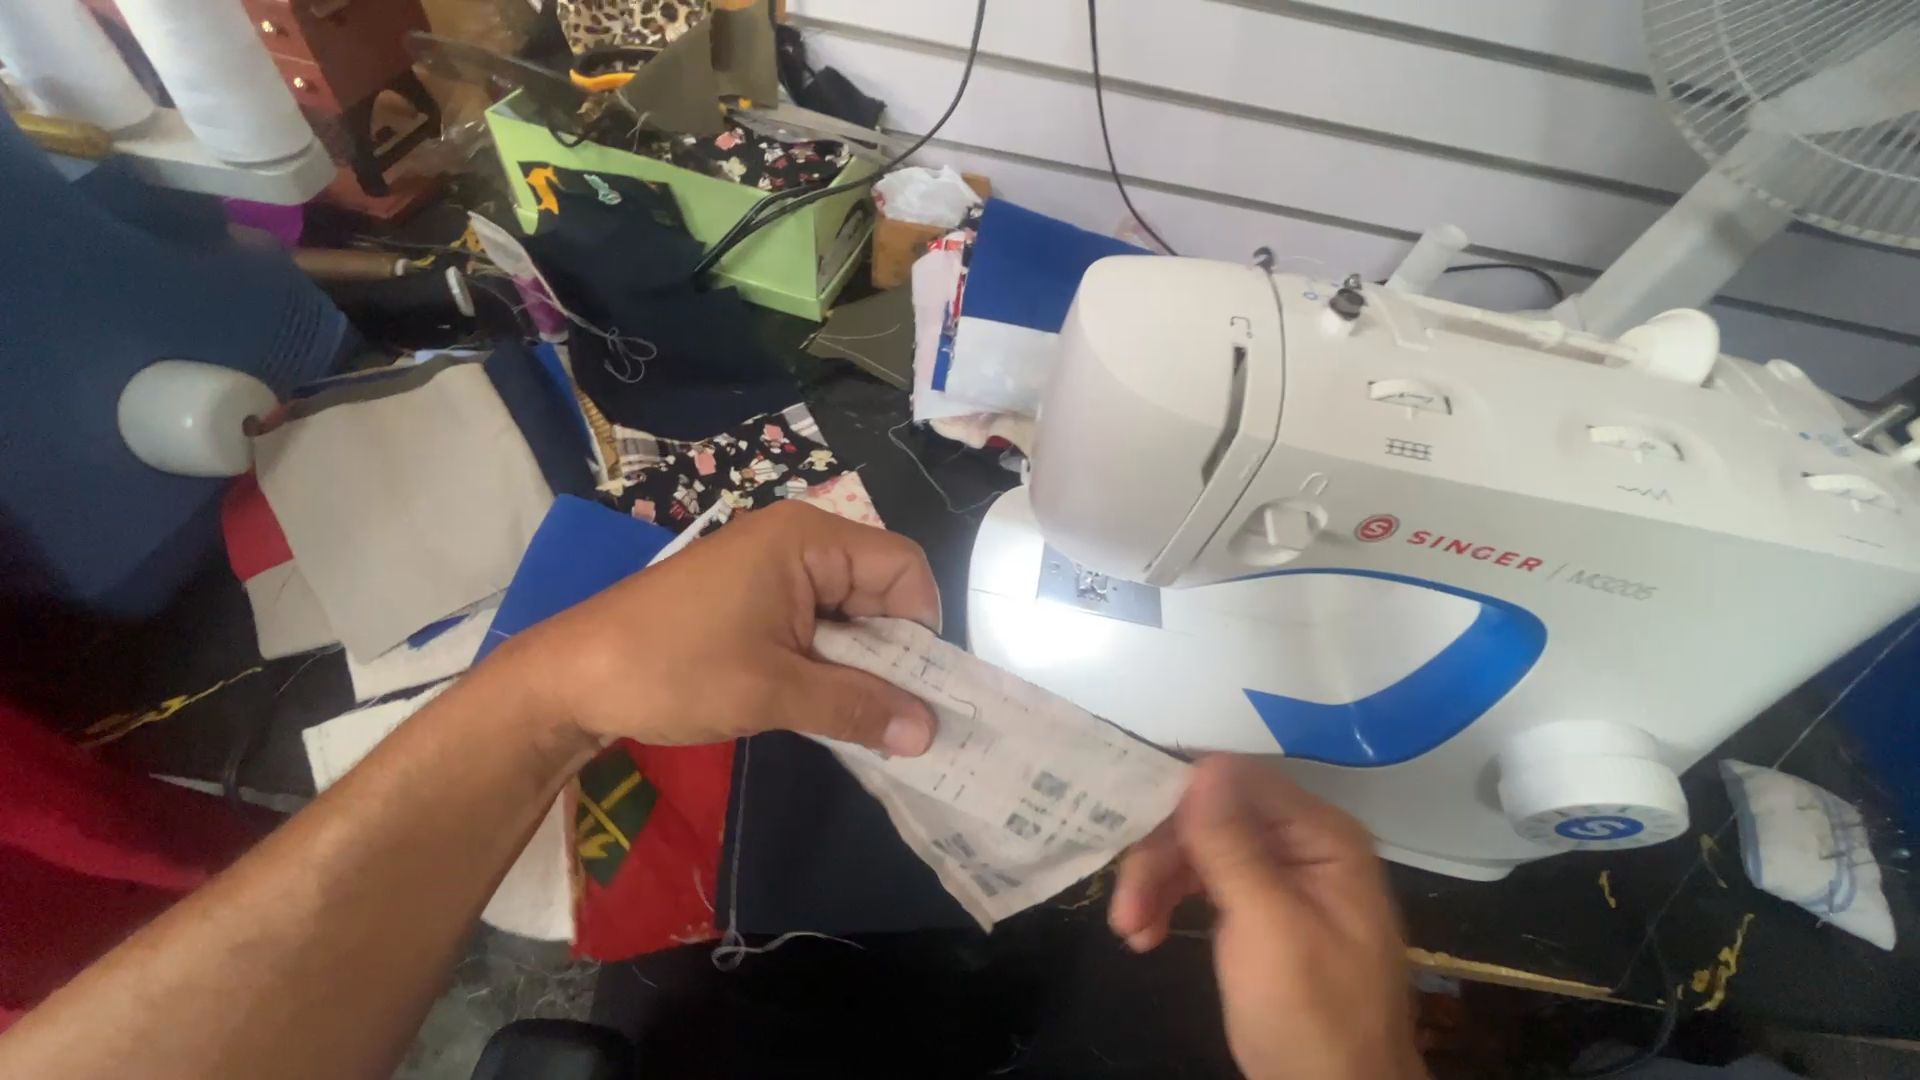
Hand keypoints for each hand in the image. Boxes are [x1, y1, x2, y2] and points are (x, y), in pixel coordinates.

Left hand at [497, 501, 940, 753]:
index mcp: (808, 540)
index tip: (918, 688)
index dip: (922, 625)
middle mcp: (799, 540)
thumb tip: (929, 733)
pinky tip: (821, 698)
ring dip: (860, 661)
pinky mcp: (755, 594)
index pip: (904, 566)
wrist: (569, 678)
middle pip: (881, 586)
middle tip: (894, 712)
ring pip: (850, 609)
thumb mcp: (774, 691)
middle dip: (892, 650)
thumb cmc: (674, 669)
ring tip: (857, 712)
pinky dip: (829, 658)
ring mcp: (774, 566)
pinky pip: (817, 619)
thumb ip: (858, 707)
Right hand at [1110, 756, 1423, 1079]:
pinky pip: (1198, 877)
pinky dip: (1166, 900)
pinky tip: (1145, 933)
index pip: (1238, 780)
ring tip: (1128, 928)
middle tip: (1125, 903)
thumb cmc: (1312, 1017)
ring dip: (1155, 881)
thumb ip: (1232, 844)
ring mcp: (1275, 871)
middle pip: (1209, 813)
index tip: (1131, 824)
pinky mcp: (1252, 900)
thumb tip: (1200, 765)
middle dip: (1162, 855)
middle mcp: (1298, 840)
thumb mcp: (1269, 928)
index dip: (1181, 795)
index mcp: (1320, 835)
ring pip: (1195, 844)